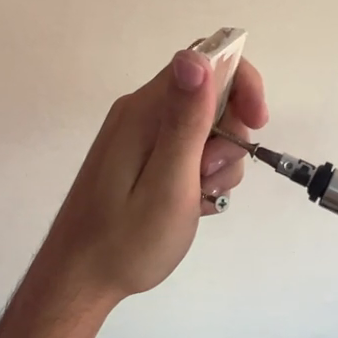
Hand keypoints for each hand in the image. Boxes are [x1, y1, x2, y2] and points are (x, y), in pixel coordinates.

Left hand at [26, 48, 267, 304]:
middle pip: (210, 97)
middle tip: (209, 178)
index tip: (256, 124)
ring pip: (204, 129)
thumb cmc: (127, 240)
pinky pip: (187, 151)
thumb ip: (186, 121)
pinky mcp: (140, 159)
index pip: (206, 61)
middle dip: (229, 136)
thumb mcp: (168, 183)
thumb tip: (196, 57)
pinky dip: (201, 176)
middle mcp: (140, 113)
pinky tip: (193, 205)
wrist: (81, 280)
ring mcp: (139, 137)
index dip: (242, 84)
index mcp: (145, 111)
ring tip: (198, 200)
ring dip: (217, 163)